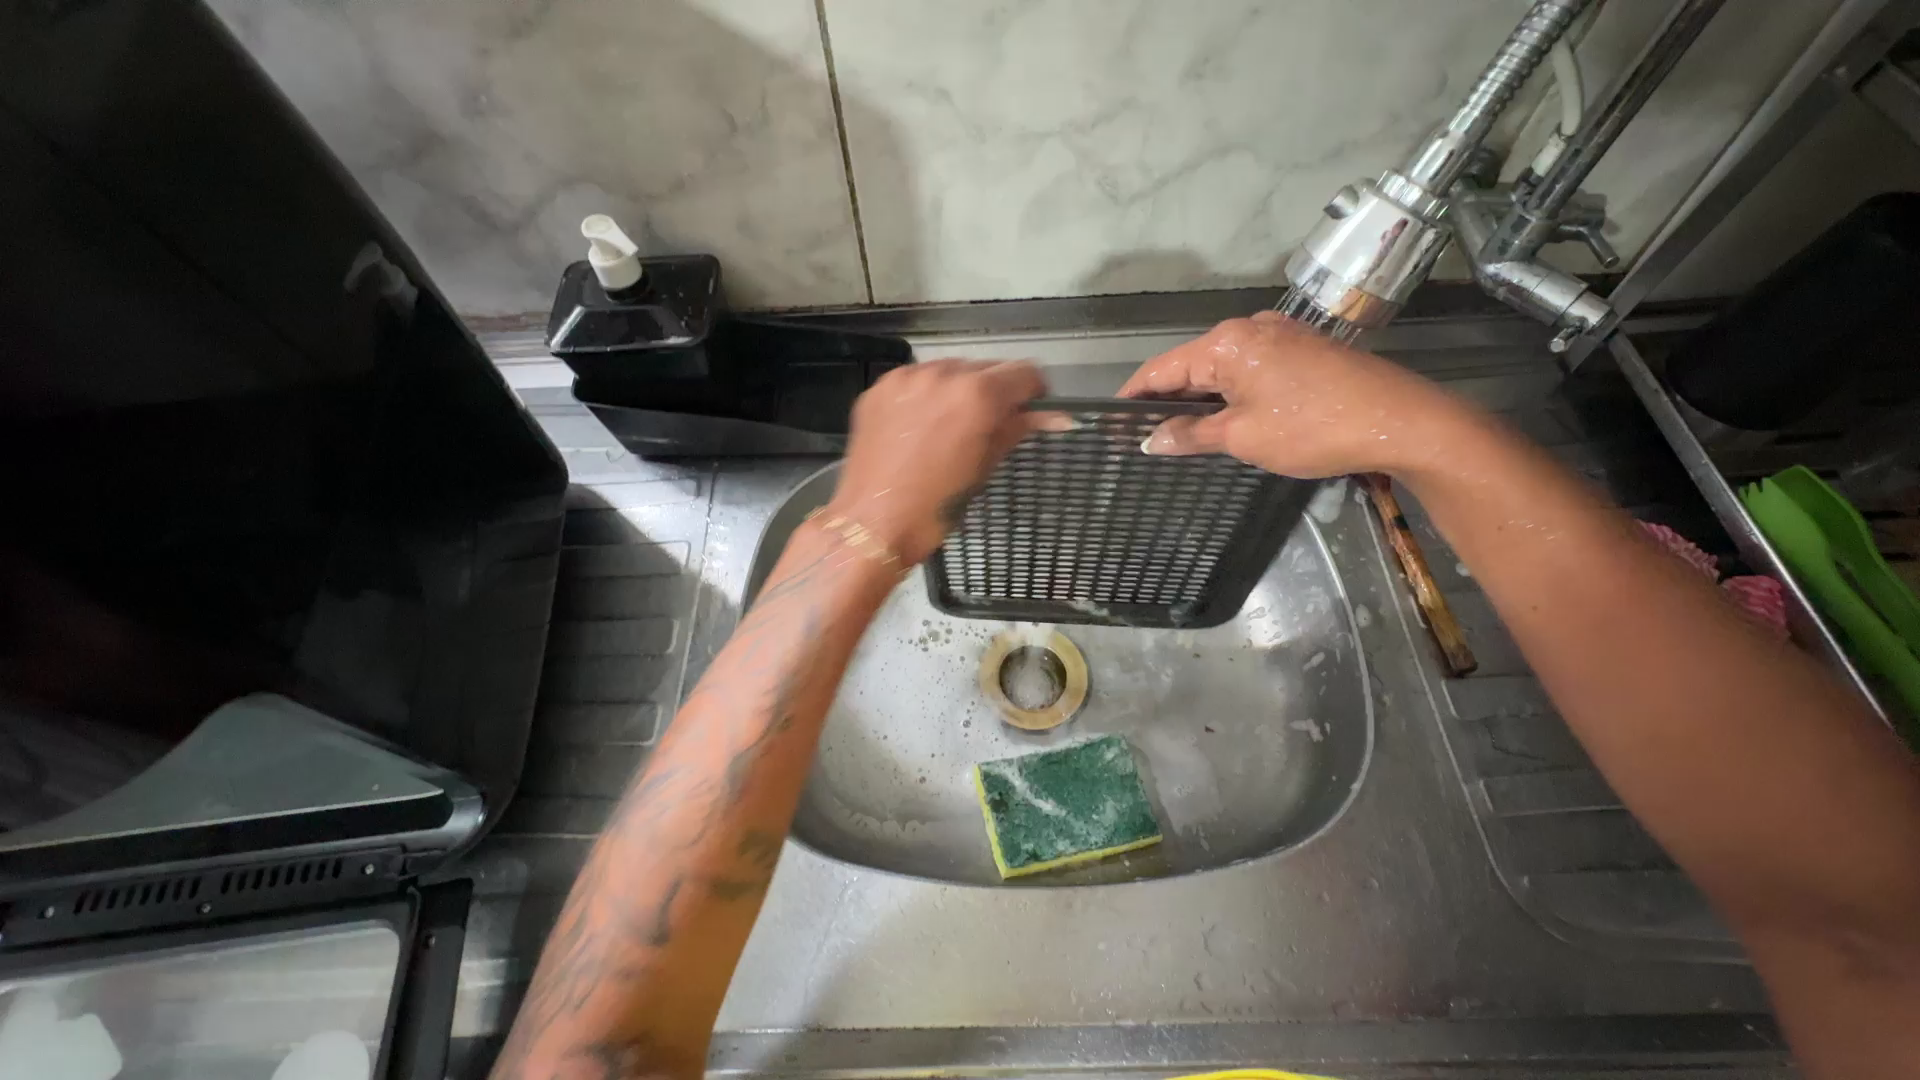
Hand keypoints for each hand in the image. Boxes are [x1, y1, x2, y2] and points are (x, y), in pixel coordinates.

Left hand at [827, 359, 1048, 564]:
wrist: (873, 524)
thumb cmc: (935, 507)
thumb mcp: (984, 467)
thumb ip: (1018, 430)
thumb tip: (1058, 418)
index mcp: (977, 395)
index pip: (1024, 373)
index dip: (1033, 392)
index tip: (1030, 410)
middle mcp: (942, 374)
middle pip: (986, 368)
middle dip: (994, 392)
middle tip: (988, 426)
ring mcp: (907, 378)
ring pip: (950, 370)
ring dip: (959, 390)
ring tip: (951, 428)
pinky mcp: (880, 388)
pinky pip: (917, 380)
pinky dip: (926, 395)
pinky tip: (921, 427)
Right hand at [1120, 312, 1475, 479]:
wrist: (1401, 422)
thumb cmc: (1313, 428)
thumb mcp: (1243, 437)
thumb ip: (1190, 435)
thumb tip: (1150, 440)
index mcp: (1226, 343)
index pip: (1161, 369)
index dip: (1133, 397)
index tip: (1110, 422)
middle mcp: (1249, 329)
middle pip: (1191, 366)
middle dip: (1167, 401)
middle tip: (1142, 436)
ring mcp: (1280, 336)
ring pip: (1222, 370)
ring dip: (1201, 400)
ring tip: (1178, 435)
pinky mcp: (1303, 350)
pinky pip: (1249, 370)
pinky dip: (1231, 395)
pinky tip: (1225, 421)